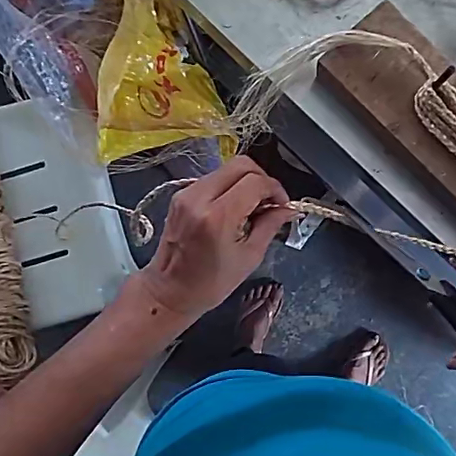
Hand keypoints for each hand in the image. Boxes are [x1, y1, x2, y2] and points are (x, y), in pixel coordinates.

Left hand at [129, 157, 293, 324]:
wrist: (169, 291)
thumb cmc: (210, 283)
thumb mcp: (249, 257)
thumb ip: (270, 225)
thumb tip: (287, 209)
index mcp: (217, 217)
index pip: (255, 182)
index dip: (275, 189)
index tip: (283, 205)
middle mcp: (199, 197)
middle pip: (241, 164)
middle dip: (262, 179)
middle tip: (271, 202)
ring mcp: (187, 193)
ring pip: (227, 169)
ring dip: (246, 182)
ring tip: (254, 207)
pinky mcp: (181, 195)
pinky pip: (214, 179)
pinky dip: (231, 187)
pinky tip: (236, 208)